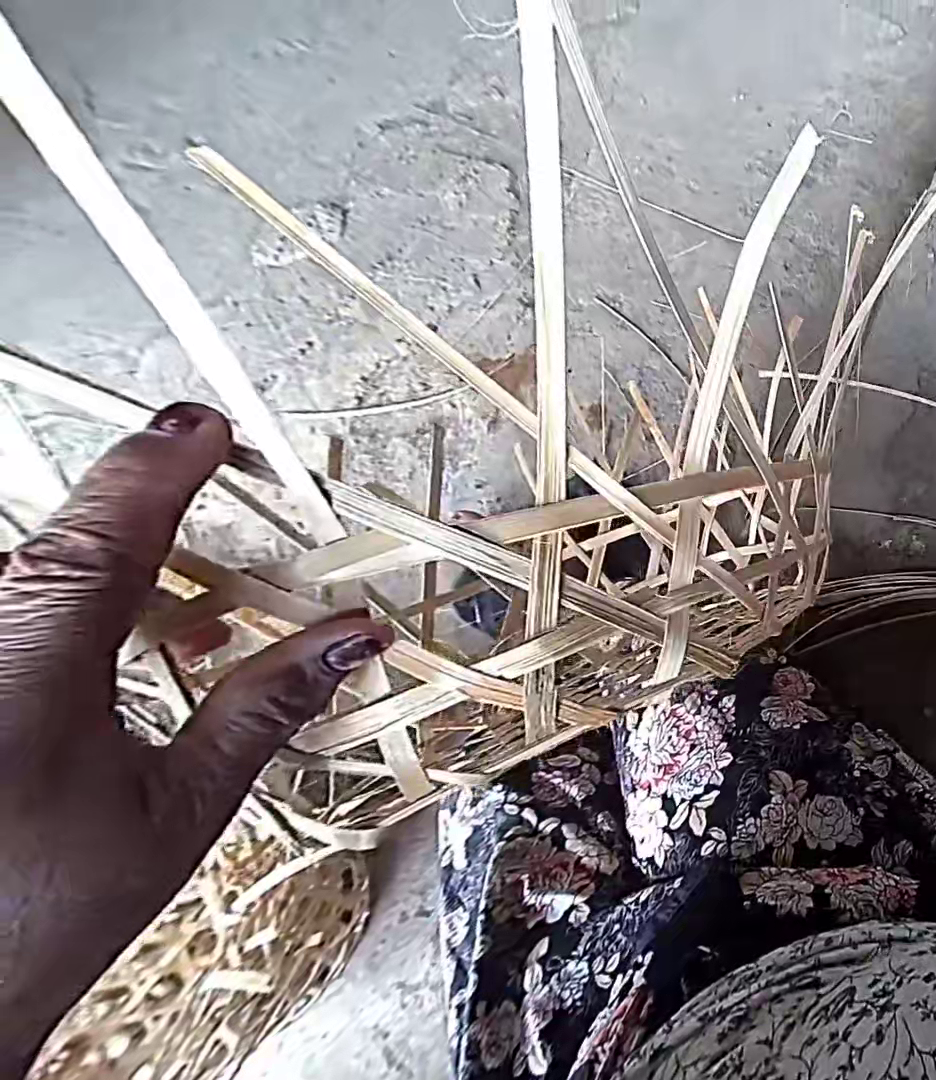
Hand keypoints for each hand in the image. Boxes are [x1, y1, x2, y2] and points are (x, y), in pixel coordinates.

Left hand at [0, 403, 391, 1074]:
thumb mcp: (183, 805)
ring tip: (194, 616)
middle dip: (133, 528)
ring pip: (12, 592)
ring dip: (109, 582)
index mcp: (14, 690)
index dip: (152, 477)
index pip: (92, 551)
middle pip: (37, 560)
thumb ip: (268, 704)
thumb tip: (361, 633)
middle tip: (213, 509)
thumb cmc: (39, 915)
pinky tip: (140, 650)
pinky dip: (68, 620)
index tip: (199, 422)